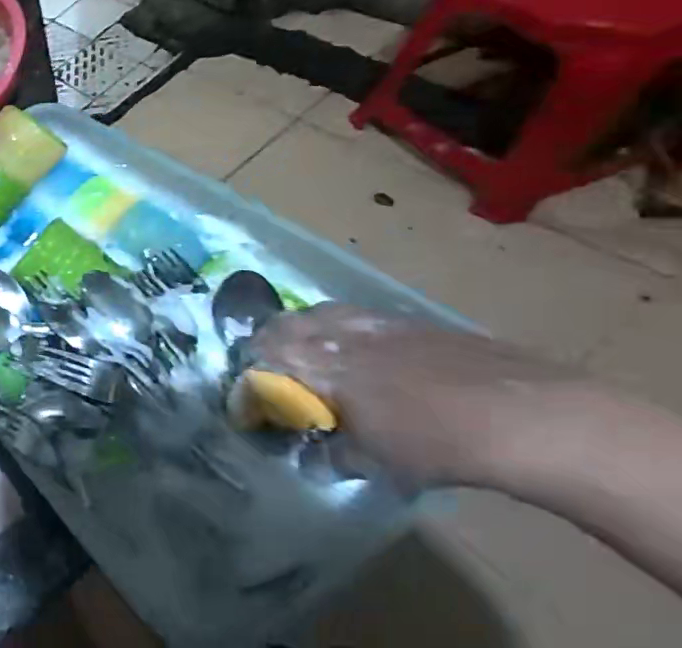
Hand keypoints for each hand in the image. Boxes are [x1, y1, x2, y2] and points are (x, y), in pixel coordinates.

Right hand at [249, 303, 593, 486]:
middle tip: (275, 378)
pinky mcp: (407, 321)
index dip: (247, 387)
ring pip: (314, 316)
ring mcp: (369, 319)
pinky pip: (355, 320)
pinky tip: (369, 360)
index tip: (249, 410)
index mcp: (305, 358)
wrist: (532, 417)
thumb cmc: (436, 440)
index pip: (254, 363)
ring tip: (316, 362)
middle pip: (276, 328)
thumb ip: (333, 455)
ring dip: (303, 335)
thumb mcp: (377, 461)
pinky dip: (344, 335)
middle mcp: (325, 329)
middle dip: (267, 350)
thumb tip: (311, 460)